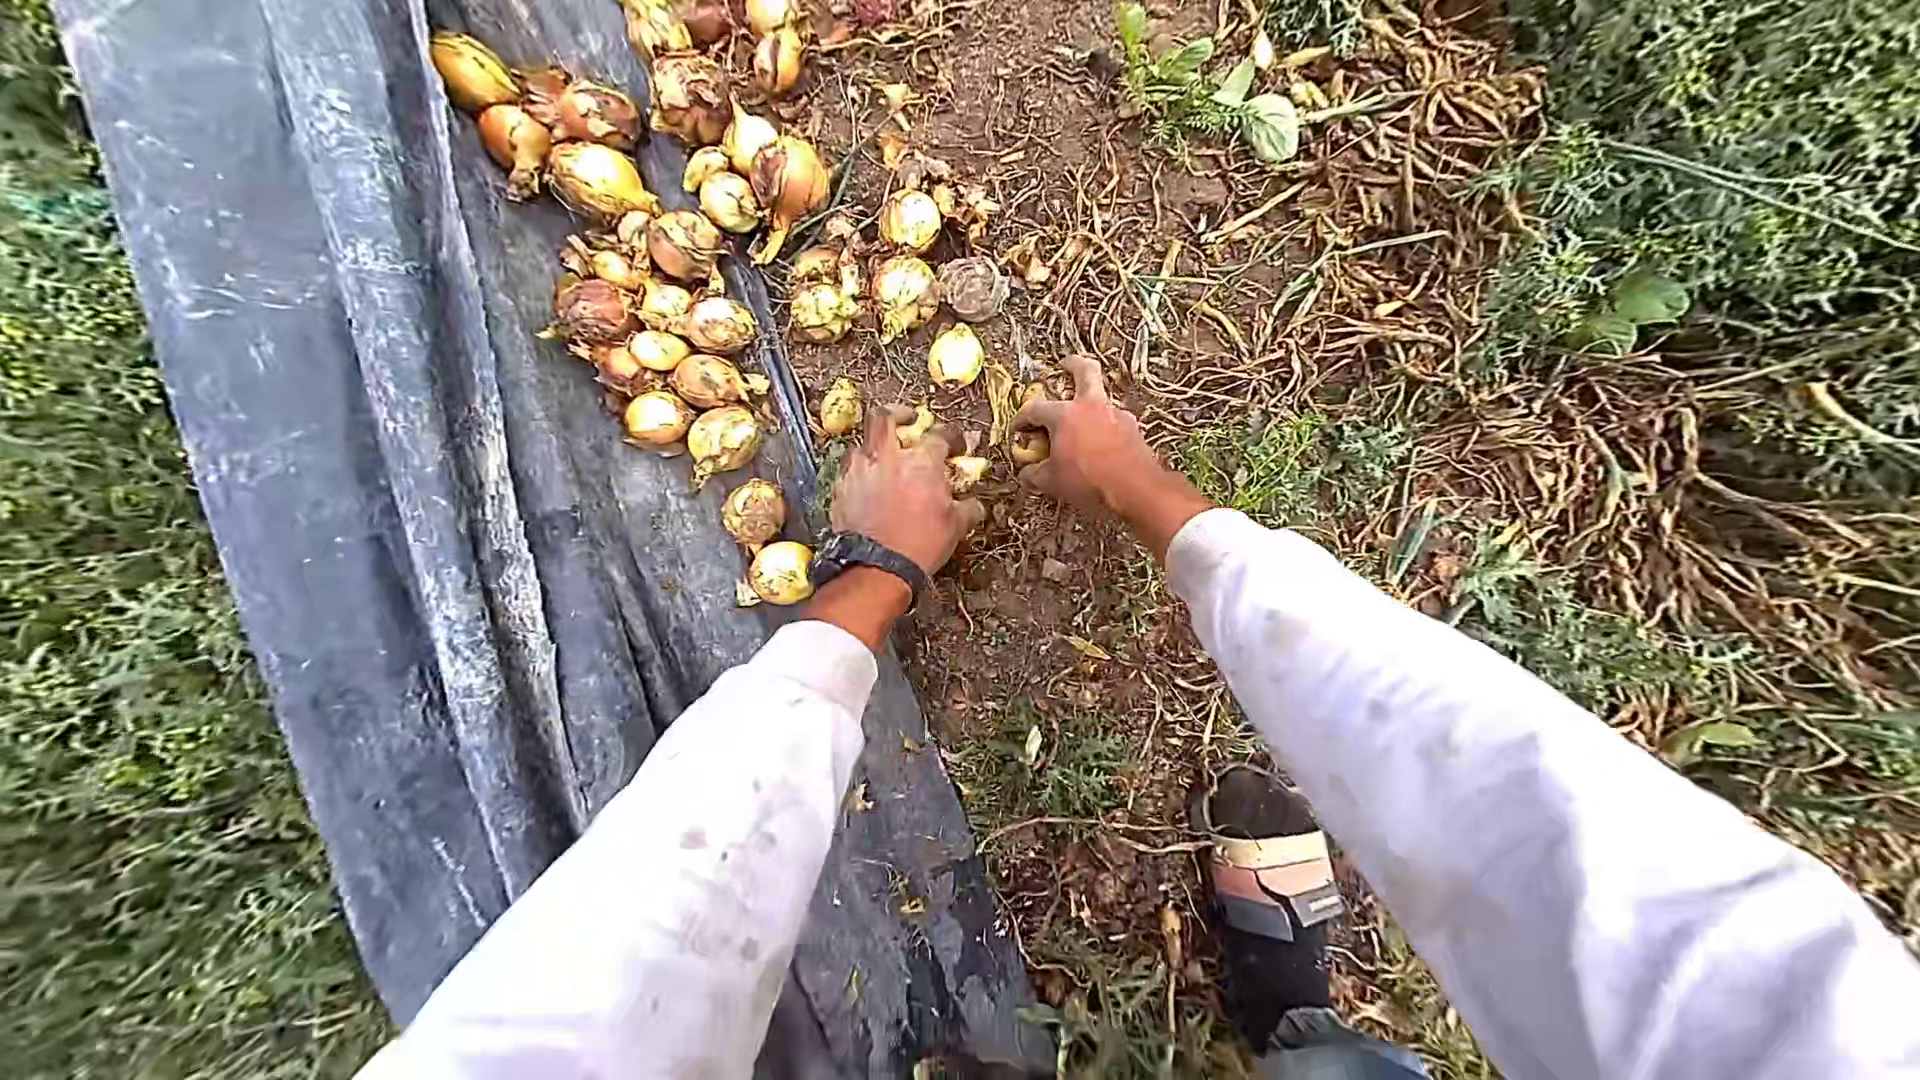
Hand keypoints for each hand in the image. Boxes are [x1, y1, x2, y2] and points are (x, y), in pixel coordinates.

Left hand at [831, 404, 985, 574]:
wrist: (877, 568)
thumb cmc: (921, 544)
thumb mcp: (956, 527)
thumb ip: (968, 508)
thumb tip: (974, 504)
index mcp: (921, 462)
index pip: (941, 436)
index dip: (953, 437)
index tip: (957, 445)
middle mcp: (888, 458)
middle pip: (885, 417)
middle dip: (898, 413)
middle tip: (908, 419)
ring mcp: (859, 472)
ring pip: (864, 444)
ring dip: (876, 448)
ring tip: (885, 460)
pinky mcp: (841, 490)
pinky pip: (850, 472)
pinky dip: (862, 474)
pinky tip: (870, 488)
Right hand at [1013, 354, 1209, 559]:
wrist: (1134, 489)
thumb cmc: (1088, 482)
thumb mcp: (1052, 482)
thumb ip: (1035, 474)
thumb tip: (1027, 473)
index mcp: (1065, 415)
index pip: (1035, 408)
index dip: (1021, 418)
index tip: (1018, 430)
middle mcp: (1091, 407)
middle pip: (1084, 371)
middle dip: (1073, 364)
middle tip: (1064, 364)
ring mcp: (1116, 414)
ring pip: (1101, 398)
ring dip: (1090, 403)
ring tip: (1082, 419)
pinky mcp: (1133, 428)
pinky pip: (1114, 420)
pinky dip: (1104, 426)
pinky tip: (1101, 442)